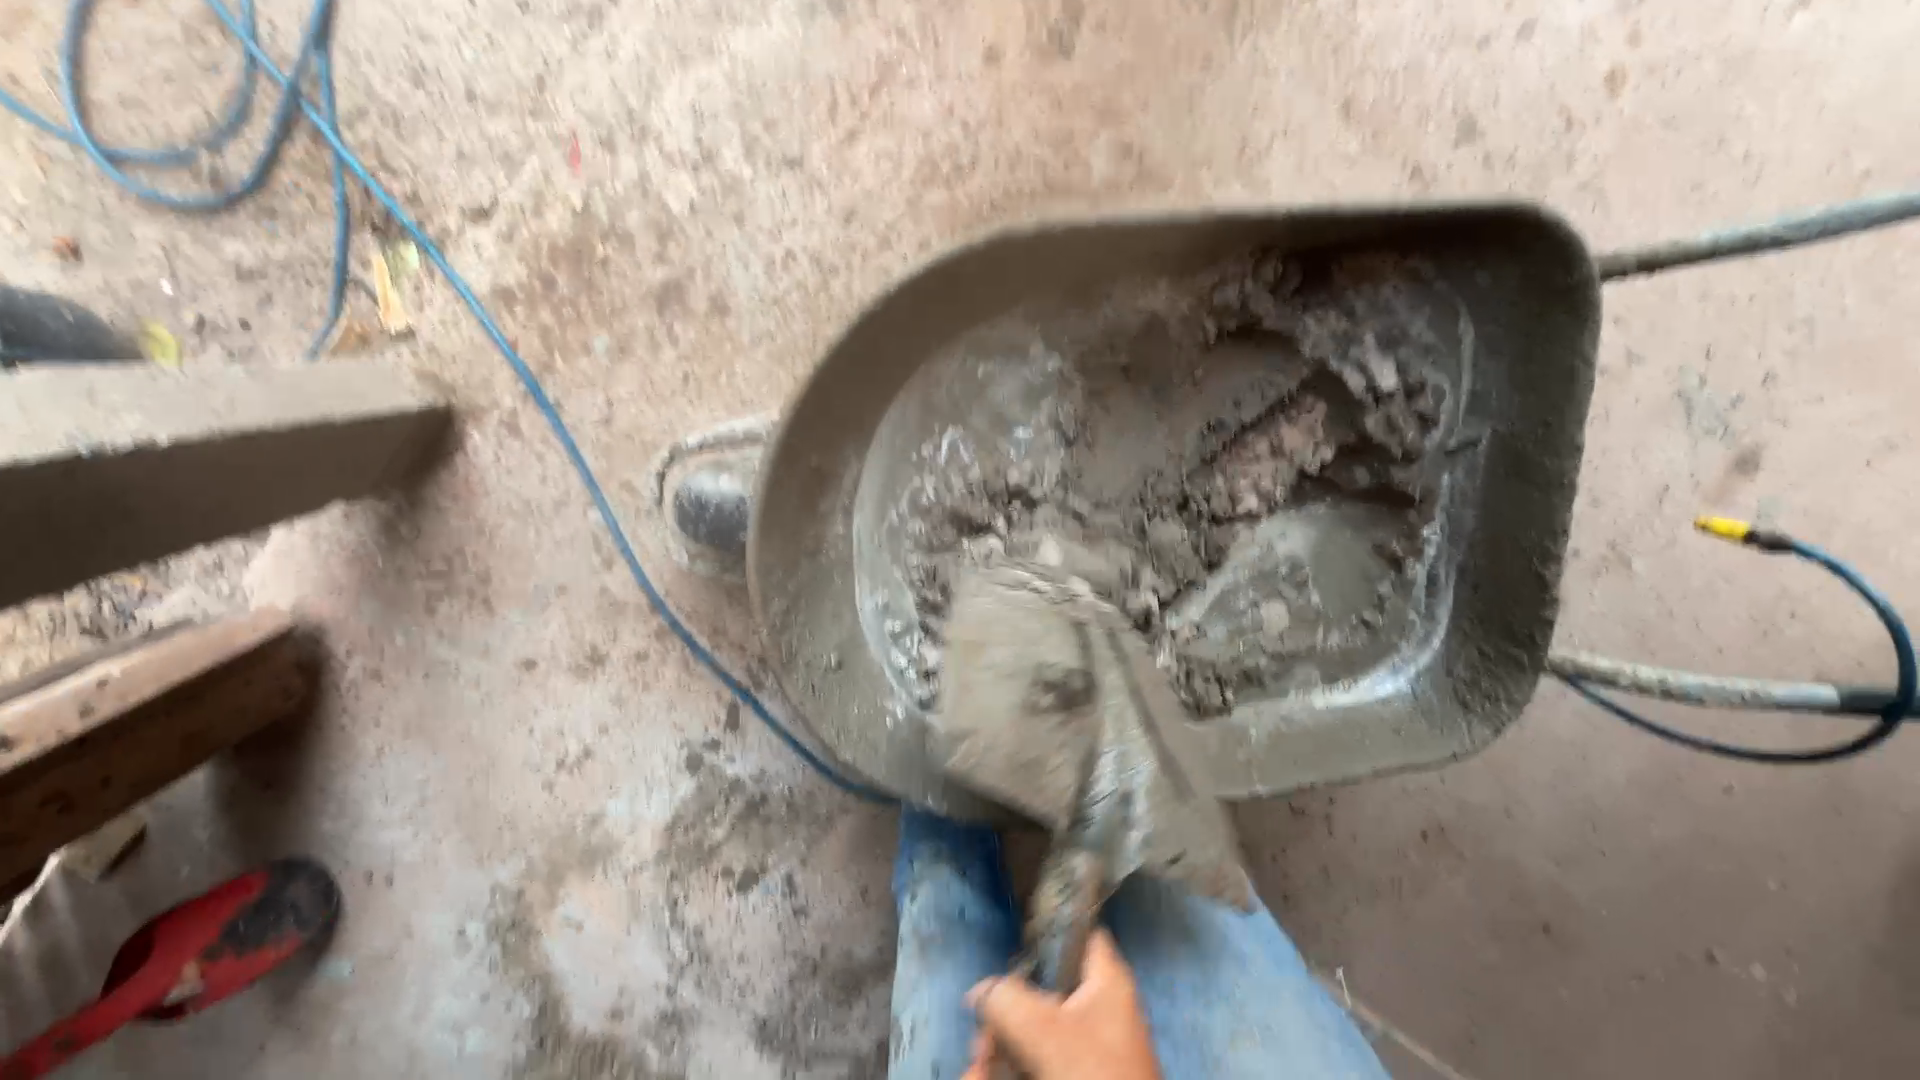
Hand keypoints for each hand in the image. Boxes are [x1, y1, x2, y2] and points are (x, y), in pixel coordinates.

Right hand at [962, 930, 1160, 1079]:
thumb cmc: (1091, 1073)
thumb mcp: (1042, 1030)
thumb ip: (1005, 997)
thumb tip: (981, 992)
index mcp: (1108, 981)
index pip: (1080, 933)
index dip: (1046, 932)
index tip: (1010, 951)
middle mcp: (1102, 1008)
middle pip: (1043, 991)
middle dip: (1005, 1015)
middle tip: (983, 1041)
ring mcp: (1094, 1046)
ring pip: (1038, 1032)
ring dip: (1003, 1048)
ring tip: (980, 1066)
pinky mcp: (1084, 1073)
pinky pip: (1043, 1061)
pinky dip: (1017, 1068)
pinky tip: (989, 1076)